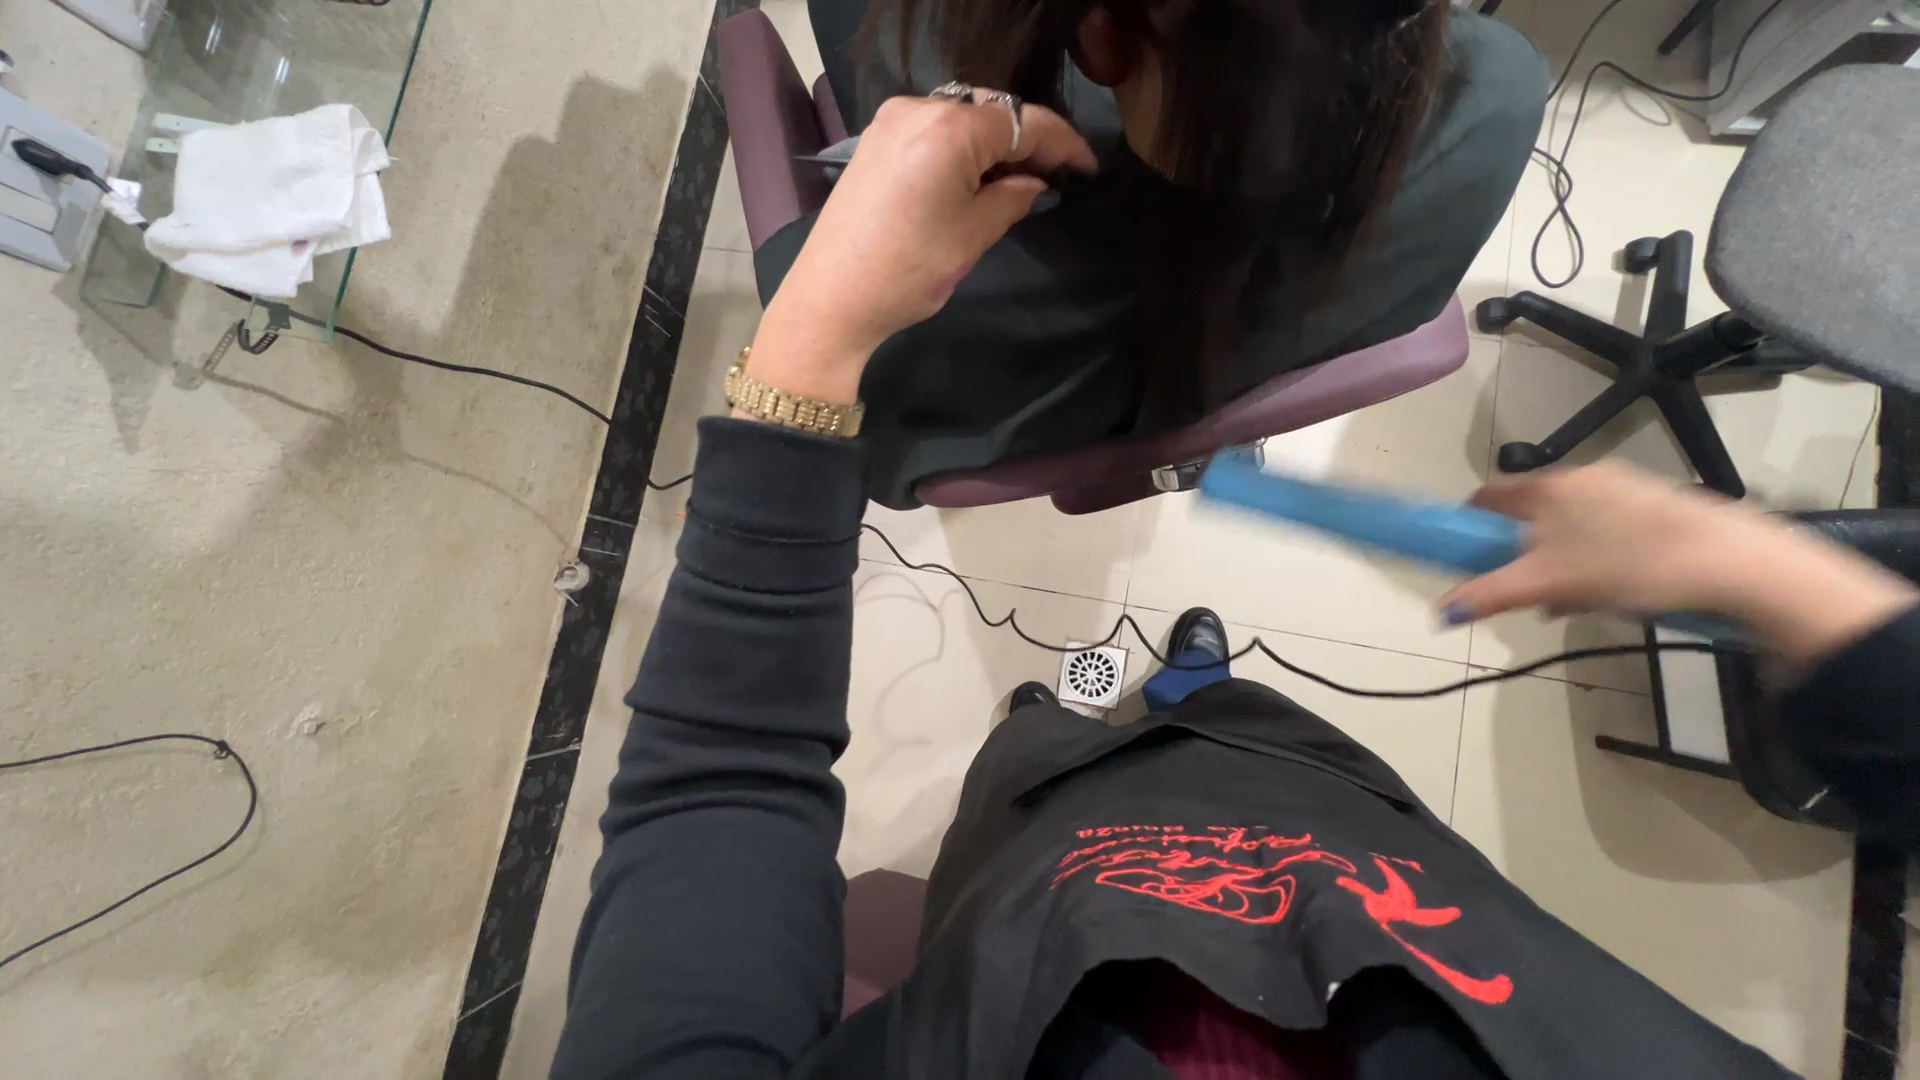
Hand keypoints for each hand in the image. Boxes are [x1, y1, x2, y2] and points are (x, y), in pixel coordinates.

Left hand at [742, 91, 1097, 405]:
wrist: (831, 300)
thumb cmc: (909, 271)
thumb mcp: (972, 237)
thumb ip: (1011, 199)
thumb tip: (1035, 182)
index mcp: (950, 128)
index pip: (1023, 121)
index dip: (1063, 143)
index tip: (1088, 168)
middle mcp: (918, 108)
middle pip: (990, 112)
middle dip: (1026, 140)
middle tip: (1053, 177)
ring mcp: (890, 124)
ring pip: (960, 120)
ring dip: (992, 146)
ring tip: (1015, 183)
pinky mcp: (874, 145)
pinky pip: (932, 134)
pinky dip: (959, 151)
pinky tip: (972, 180)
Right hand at [1438, 462, 1917, 666]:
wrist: (1738, 565)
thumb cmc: (1627, 565)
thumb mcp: (1546, 585)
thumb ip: (1487, 594)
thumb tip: (1439, 612)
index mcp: (1548, 487)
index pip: (1486, 496)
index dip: (1468, 524)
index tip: (1469, 555)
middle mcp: (1583, 477)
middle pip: (1528, 513)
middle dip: (1519, 551)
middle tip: (1528, 586)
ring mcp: (1627, 487)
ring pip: (1569, 524)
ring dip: (1559, 558)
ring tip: (1575, 596)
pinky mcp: (1662, 504)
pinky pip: (1607, 528)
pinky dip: (1597, 555)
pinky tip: (1616, 588)